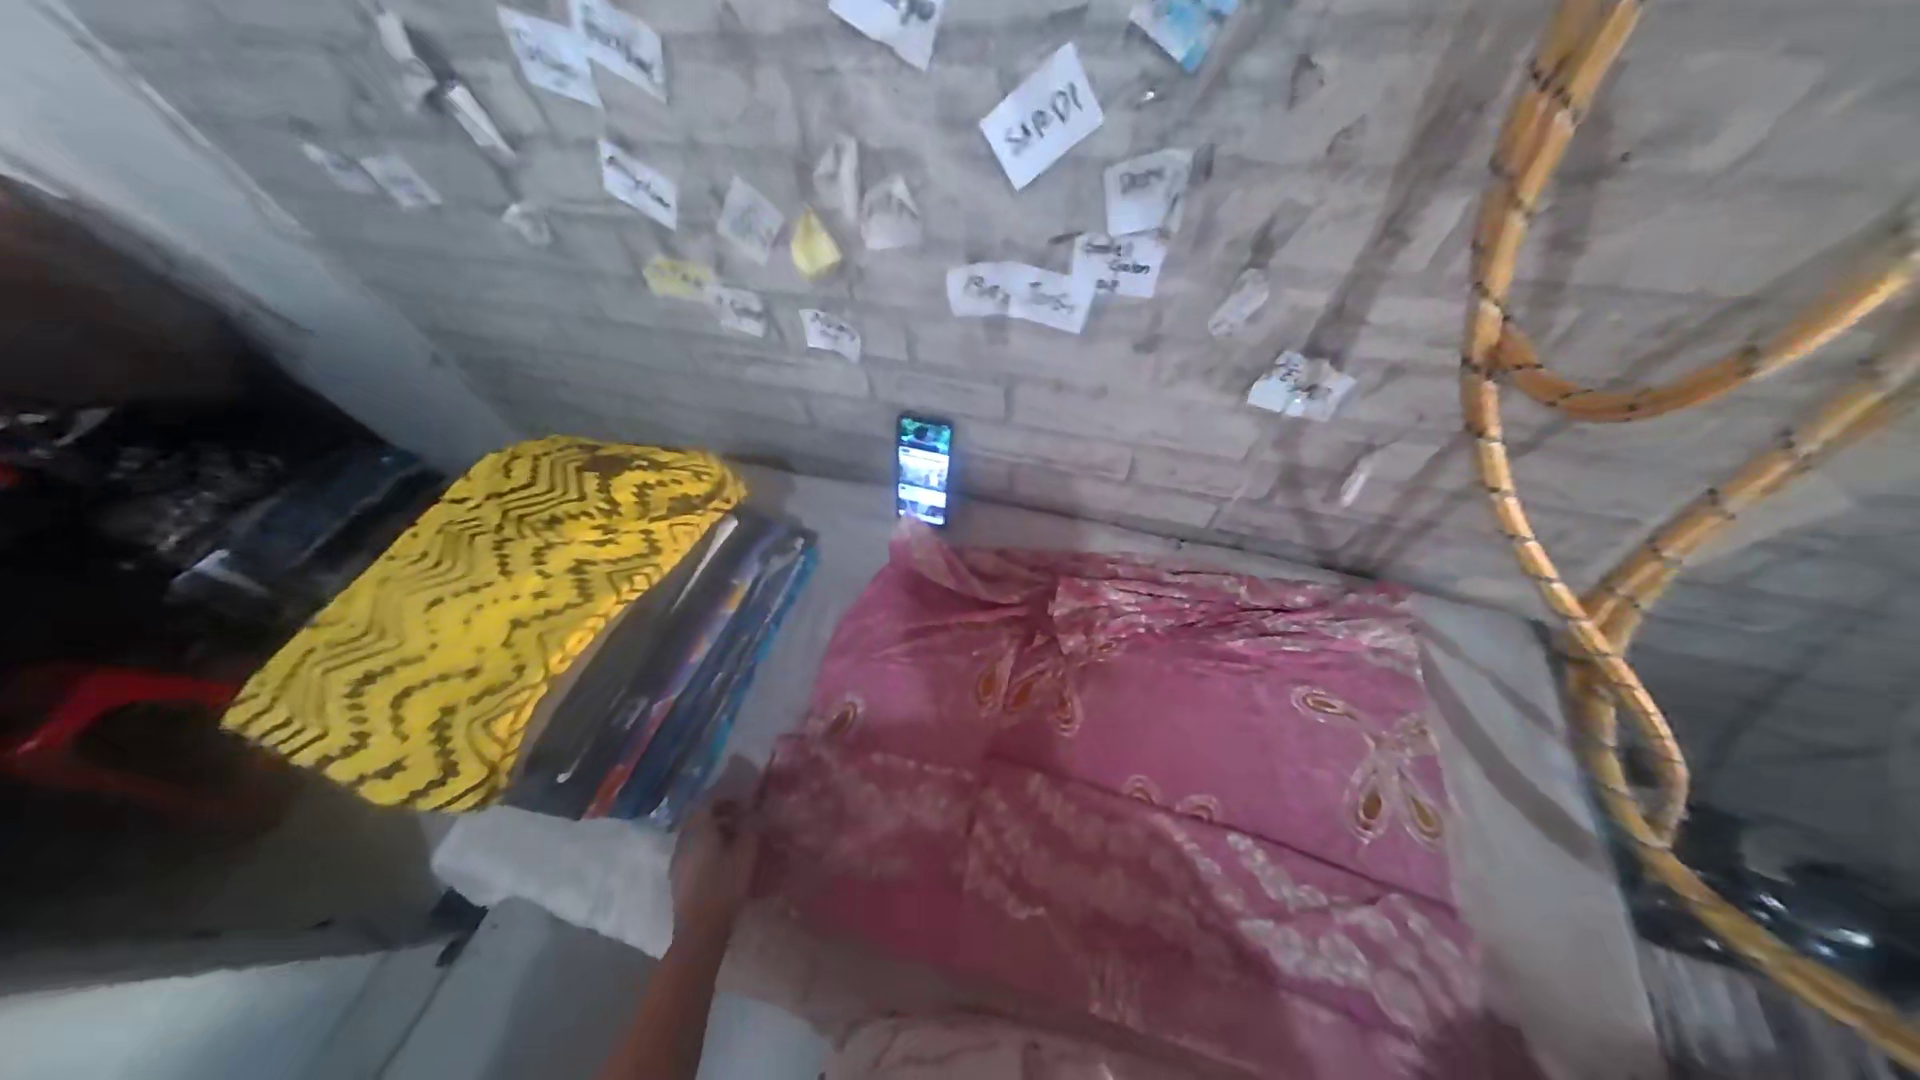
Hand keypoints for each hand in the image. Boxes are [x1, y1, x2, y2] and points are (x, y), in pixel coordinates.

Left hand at [669, 800, 760, 944]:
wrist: (699, 928)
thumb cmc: (724, 885)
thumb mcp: (746, 853)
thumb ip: (751, 829)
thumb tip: (753, 818)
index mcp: (698, 829)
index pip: (709, 802)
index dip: (727, 800)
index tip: (744, 807)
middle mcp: (683, 839)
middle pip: (700, 818)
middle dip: (721, 817)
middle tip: (741, 823)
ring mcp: (677, 859)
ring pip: (695, 836)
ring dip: (714, 834)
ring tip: (734, 843)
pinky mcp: (677, 877)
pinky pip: (692, 852)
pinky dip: (706, 849)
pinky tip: (721, 862)